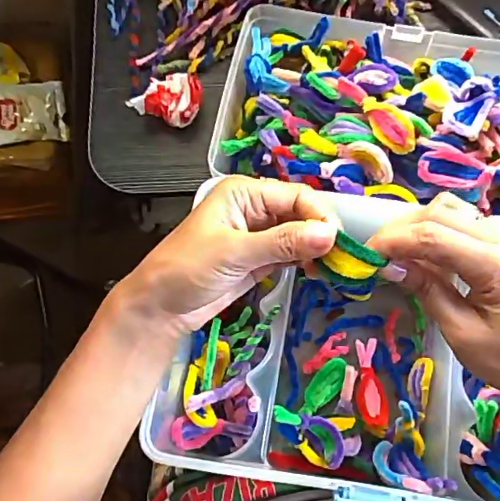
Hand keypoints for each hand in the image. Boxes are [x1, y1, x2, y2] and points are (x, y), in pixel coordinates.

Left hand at [112, 176, 338, 336]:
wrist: (160, 308)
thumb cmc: (185, 270)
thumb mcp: (234, 253)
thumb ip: (282, 243)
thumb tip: (328, 235)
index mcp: (244, 193)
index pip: (295, 196)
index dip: (319, 216)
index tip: (338, 241)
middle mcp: (254, 208)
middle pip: (301, 213)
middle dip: (321, 233)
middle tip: (339, 258)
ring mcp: (259, 234)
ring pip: (300, 235)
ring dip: (316, 249)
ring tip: (330, 267)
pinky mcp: (261, 258)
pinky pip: (293, 254)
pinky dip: (307, 262)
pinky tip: (317, 272)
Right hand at [366, 194, 499, 406]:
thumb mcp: (461, 334)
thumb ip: (428, 291)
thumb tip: (391, 266)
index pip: (435, 236)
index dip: (395, 241)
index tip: (366, 254)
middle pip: (442, 213)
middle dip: (402, 230)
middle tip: (375, 253)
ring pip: (453, 212)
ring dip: (418, 227)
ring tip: (396, 254)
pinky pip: (465, 224)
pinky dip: (437, 232)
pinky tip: (424, 256)